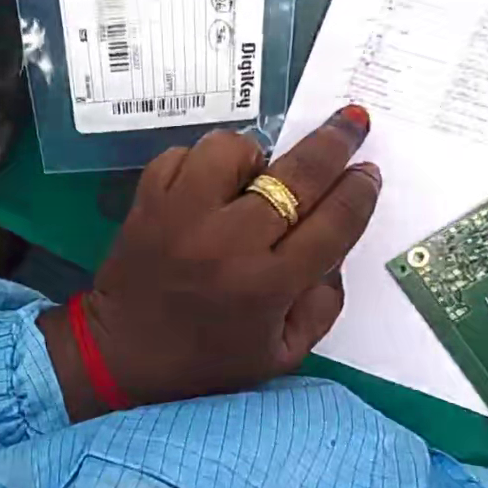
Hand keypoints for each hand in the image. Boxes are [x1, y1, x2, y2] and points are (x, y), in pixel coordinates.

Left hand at [38, 106, 380, 420]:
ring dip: (255, 157)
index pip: (333, 223)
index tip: (367, 173)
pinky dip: (200, 164)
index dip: (359, 191)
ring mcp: (181, 217)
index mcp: (267, 286)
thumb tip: (336, 251)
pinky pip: (181, 156)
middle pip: (296, 175)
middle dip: (333, 144)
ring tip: (254, 180)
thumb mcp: (279, 356)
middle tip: (351, 124)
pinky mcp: (145, 204)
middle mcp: (227, 243)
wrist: (120, 357)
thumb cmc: (205, 363)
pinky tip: (207, 188)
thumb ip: (321, 306)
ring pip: (233, 149)